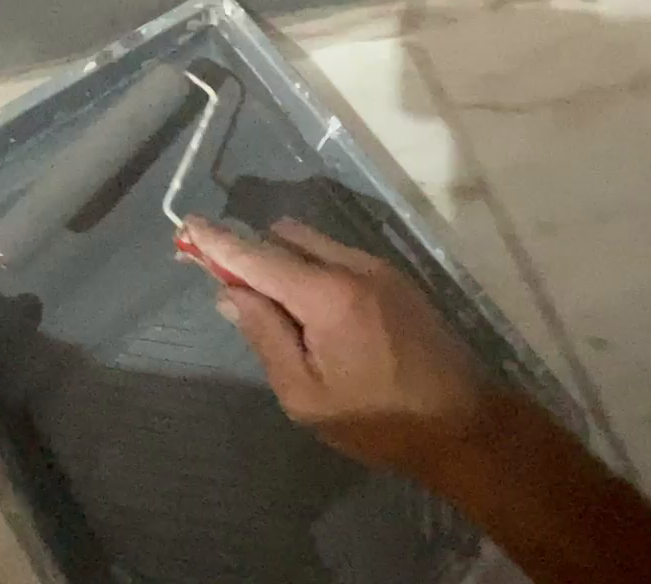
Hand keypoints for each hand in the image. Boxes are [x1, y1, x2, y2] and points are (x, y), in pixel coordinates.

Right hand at [186, 217, 495, 480]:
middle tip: (229, 283)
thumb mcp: (306, 395)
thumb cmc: (377, 419)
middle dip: (251, 251)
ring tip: (276, 311)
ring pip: (312, 243)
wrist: (464, 424)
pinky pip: (336, 256)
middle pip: (284, 237)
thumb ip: (265, 335)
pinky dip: (311, 269)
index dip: (218, 242)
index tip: (187, 225)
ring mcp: (377, 266)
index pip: (258, 256)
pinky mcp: (393, 276)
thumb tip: (230, 292)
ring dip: (283, 261)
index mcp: (326, 294)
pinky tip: (313, 313)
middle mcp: (351, 265)